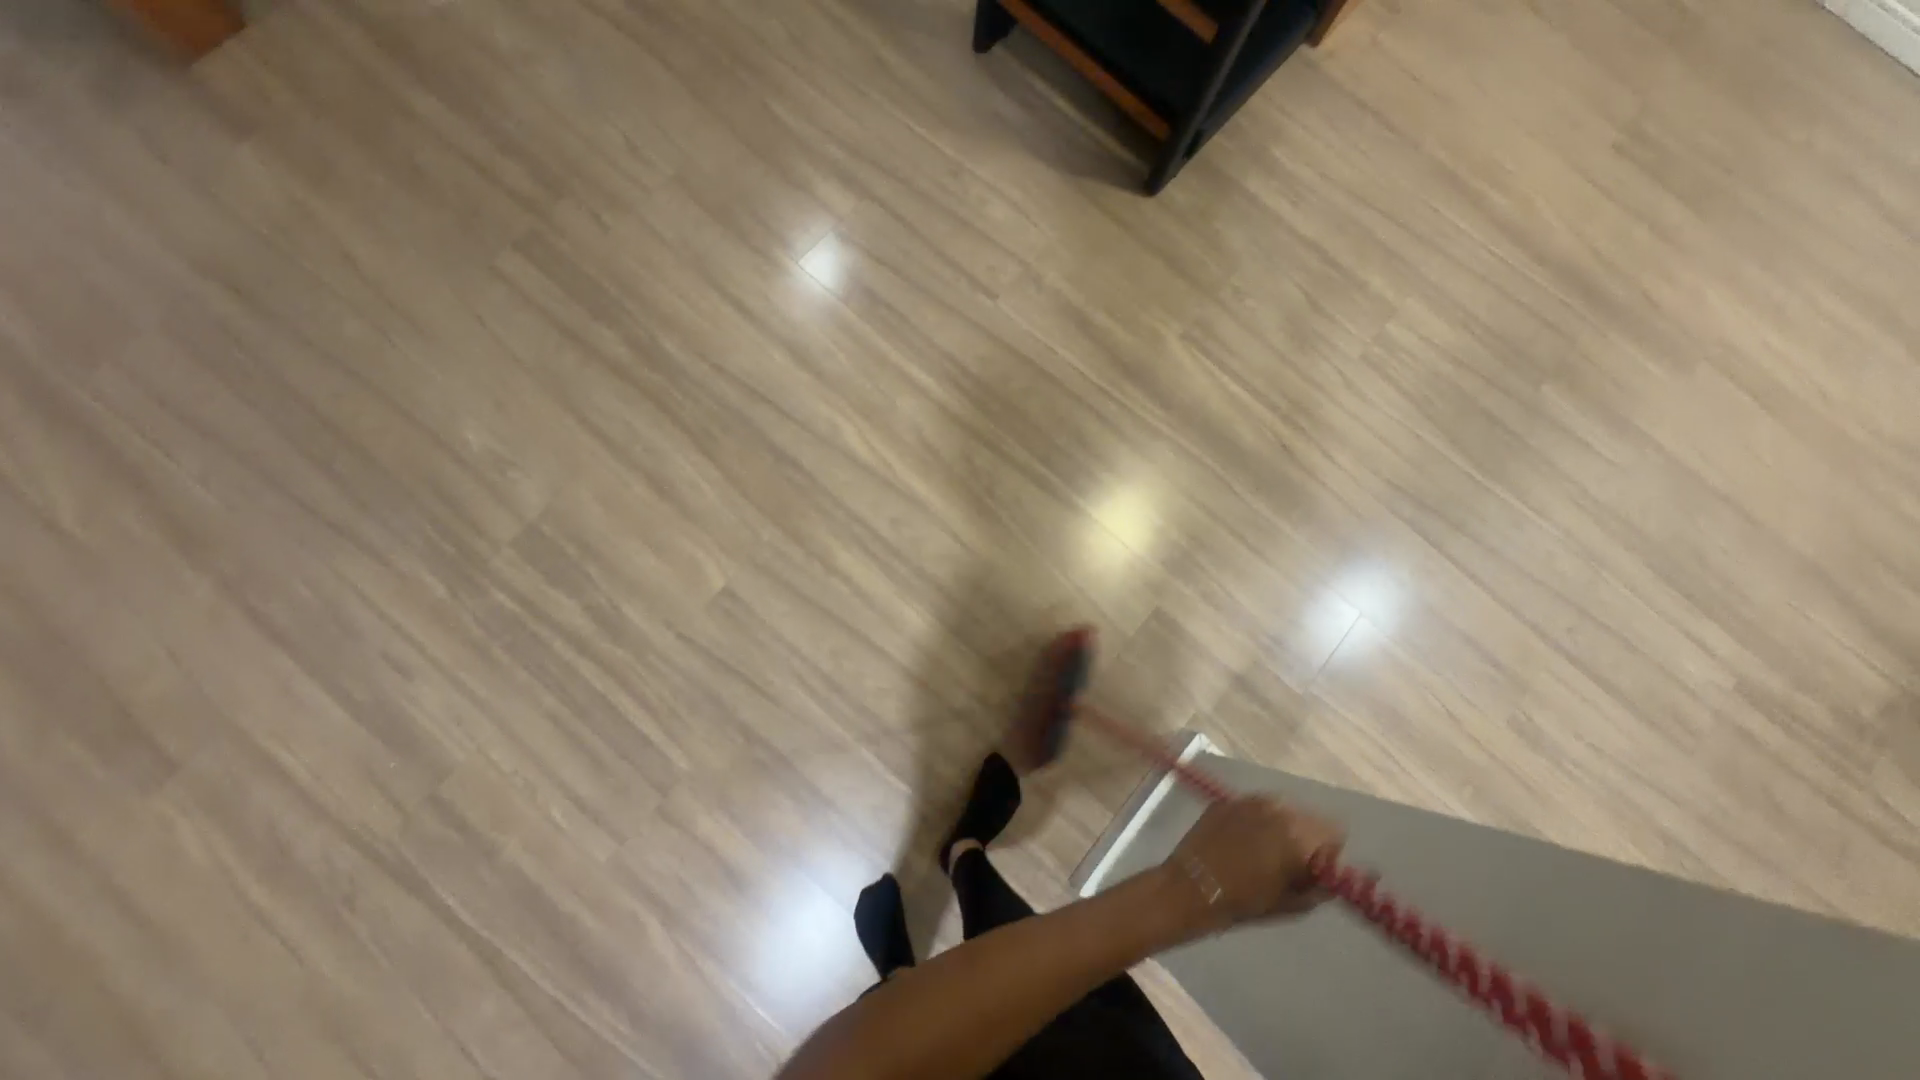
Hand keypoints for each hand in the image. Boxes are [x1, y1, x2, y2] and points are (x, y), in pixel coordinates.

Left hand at [1160, 795, 1343, 937]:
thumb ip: (1319, 889)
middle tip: (1286, 863)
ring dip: (1279, 827)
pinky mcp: (1225, 800)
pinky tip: (1239, 842)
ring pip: (1279, 809)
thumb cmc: (1244, 900)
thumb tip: (1328, 880)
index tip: (1311, 871)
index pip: (1334, 831)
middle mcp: (1276, 807)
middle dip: (1304, 838)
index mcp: (1298, 831)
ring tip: (1261, 852)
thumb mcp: (1292, 904)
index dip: (1327, 853)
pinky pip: (1252, 807)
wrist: (1191, 887)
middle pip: (1306, 817)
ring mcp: (1247, 799)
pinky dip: (1253, 821)